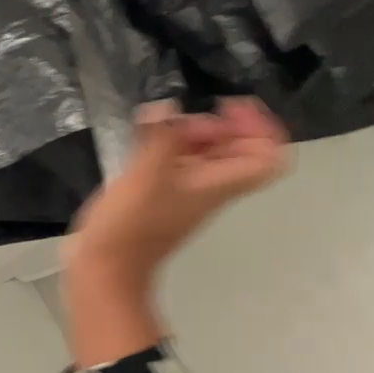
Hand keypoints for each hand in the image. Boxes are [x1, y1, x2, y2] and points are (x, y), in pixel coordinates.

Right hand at [64, 97, 288, 289]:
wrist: (106, 265)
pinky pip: (175, 164)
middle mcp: (207, 187)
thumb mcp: (146, 175)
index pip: (268, 155)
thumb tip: (166, 107)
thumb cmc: (131, 223)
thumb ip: (159, 138)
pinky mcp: (156, 195)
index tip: (227, 107)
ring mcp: (182, 192)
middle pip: (236, 150)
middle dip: (218, 126)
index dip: (260, 126)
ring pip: (205, 156)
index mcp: (218, 184)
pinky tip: (139, 139)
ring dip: (188, 134)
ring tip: (155, 125)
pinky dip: (165, 146)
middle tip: (182, 119)